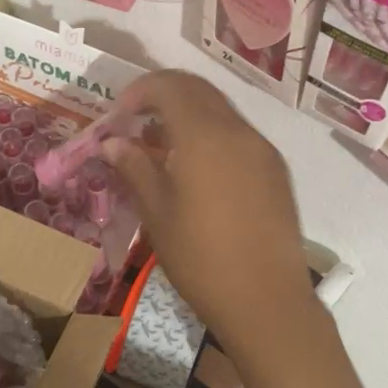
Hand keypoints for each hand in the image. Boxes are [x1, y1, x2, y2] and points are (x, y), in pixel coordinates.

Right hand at [103, 71, 315, 343]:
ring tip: (160, 149)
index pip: (169, 87)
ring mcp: (263, 150)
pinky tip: (194, 171)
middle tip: (133, 123)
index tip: (116, 116)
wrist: (265, 299)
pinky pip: (238, 137)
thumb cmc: (201, 259)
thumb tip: (113, 142)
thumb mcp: (157, 214)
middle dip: (163, 96)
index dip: (138, 92)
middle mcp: (239, 131)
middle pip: (199, 91)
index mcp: (205, 136)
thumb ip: (135, 169)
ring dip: (188, 116)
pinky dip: (210, 137)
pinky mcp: (275, 172)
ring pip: (221, 113)